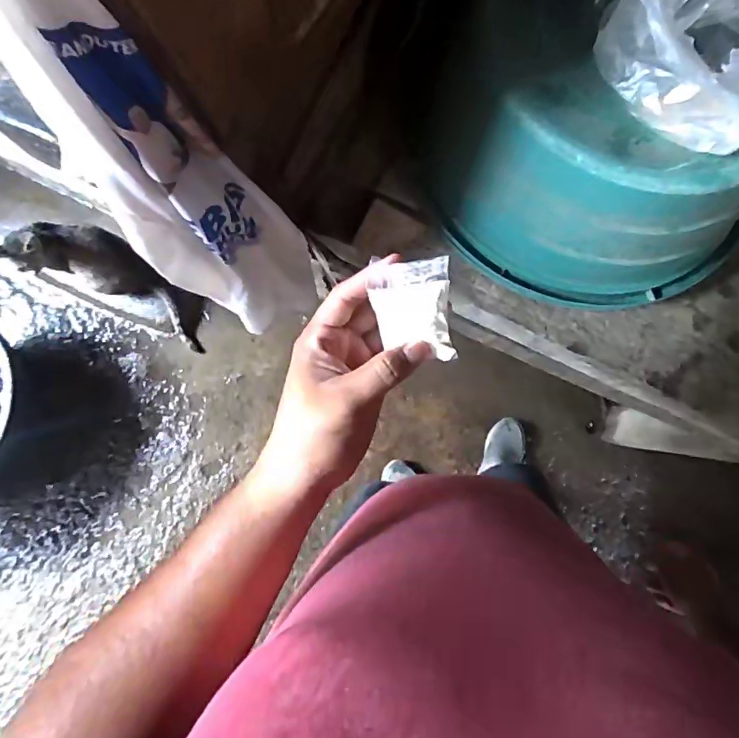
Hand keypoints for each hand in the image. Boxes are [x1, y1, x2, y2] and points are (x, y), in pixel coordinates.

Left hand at [252, 257, 434, 497]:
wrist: (304, 474)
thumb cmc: (314, 431)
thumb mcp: (349, 397)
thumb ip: (387, 369)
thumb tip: (424, 344)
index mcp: (320, 339)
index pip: (346, 299)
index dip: (369, 279)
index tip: (397, 263)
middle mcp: (336, 345)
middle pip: (367, 312)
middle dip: (394, 297)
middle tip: (426, 283)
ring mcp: (352, 364)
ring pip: (382, 334)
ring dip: (404, 323)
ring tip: (435, 308)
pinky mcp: (366, 383)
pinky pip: (390, 359)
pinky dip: (407, 351)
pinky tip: (429, 343)